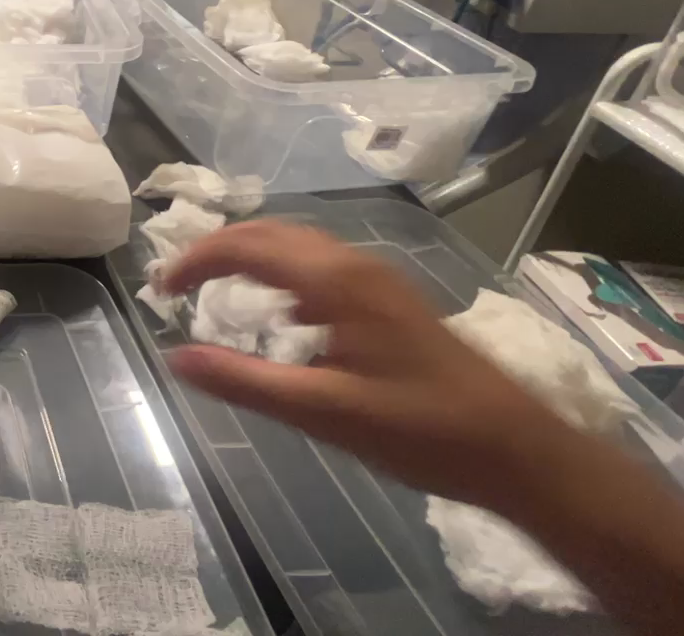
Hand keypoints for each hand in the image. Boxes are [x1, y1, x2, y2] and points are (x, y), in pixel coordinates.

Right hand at [161, 221, 595, 514]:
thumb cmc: (421, 430)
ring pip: (295, 243)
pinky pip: (318, 263)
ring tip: (214, 283)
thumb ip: (244, 381)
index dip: (196, 261)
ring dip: (248, 254)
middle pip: (268, 232)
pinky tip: (280, 310)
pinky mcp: (387, 296)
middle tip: (177, 281)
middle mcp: (352, 264)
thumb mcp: (322, 411)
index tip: (162, 289)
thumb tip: (175, 357)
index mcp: (334, 280)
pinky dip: (280, 271)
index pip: (245, 247)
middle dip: (215, 249)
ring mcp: (374, 277)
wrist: (521, 451)